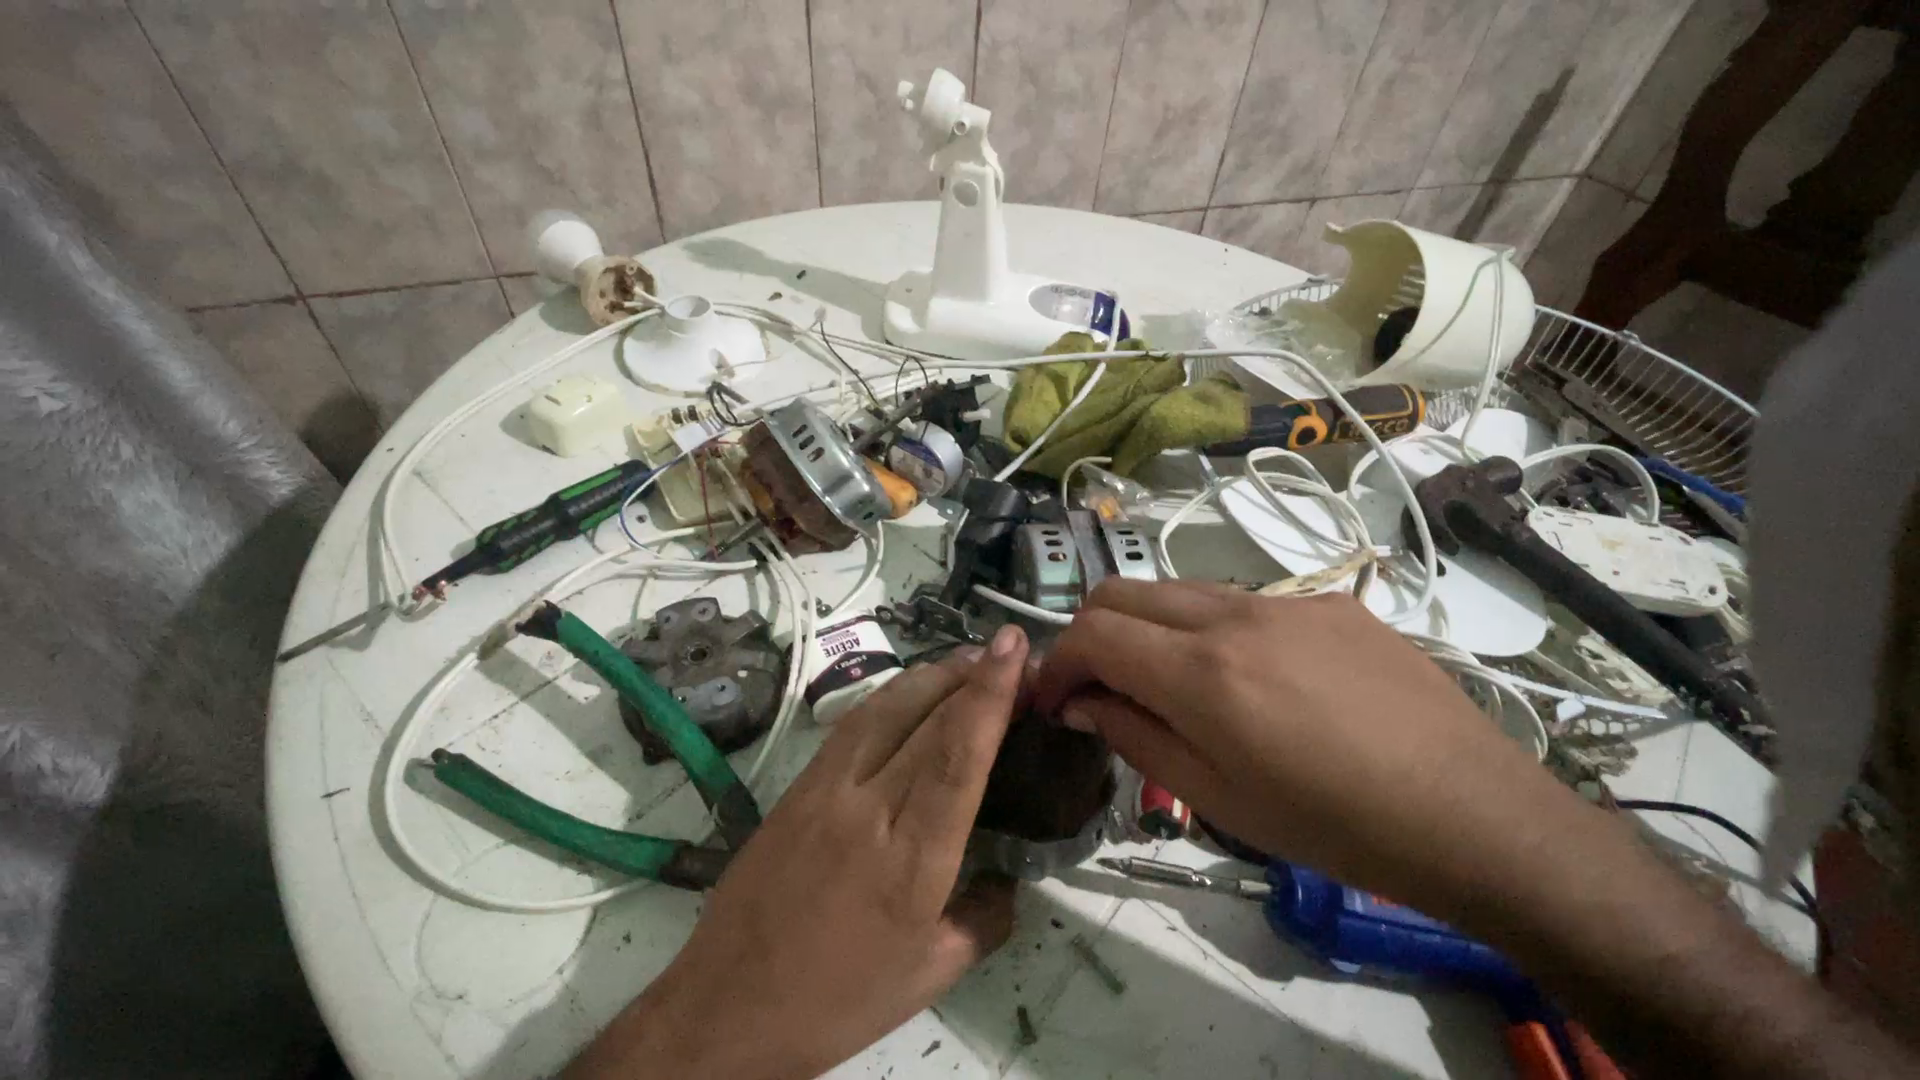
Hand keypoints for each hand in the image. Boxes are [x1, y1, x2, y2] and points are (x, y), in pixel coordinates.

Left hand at [565, 624, 1030, 1079]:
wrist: (729, 1004)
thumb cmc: (840, 1000)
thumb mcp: (931, 974)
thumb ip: (984, 918)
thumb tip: (1011, 878)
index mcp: (913, 859)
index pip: (958, 755)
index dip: (991, 694)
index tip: (1015, 646)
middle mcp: (868, 808)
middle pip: (927, 719)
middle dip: (972, 673)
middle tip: (1008, 649)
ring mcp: (825, 791)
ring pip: (884, 709)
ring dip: (930, 675)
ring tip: (967, 659)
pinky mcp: (796, 787)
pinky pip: (850, 726)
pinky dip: (888, 697)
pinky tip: (908, 694)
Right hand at [1030, 579, 1569, 913]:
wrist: (1471, 814)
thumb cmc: (1332, 827)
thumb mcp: (1216, 798)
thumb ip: (1134, 735)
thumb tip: (1081, 700)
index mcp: (1202, 673)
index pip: (1092, 632)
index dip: (1058, 662)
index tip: (1055, 699)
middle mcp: (1235, 615)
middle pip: (1124, 590)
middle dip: (1091, 631)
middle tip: (1097, 684)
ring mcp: (1286, 600)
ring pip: (1180, 590)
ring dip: (1150, 626)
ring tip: (1170, 684)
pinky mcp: (1329, 602)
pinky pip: (1243, 601)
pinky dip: (1211, 629)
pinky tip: (1250, 680)